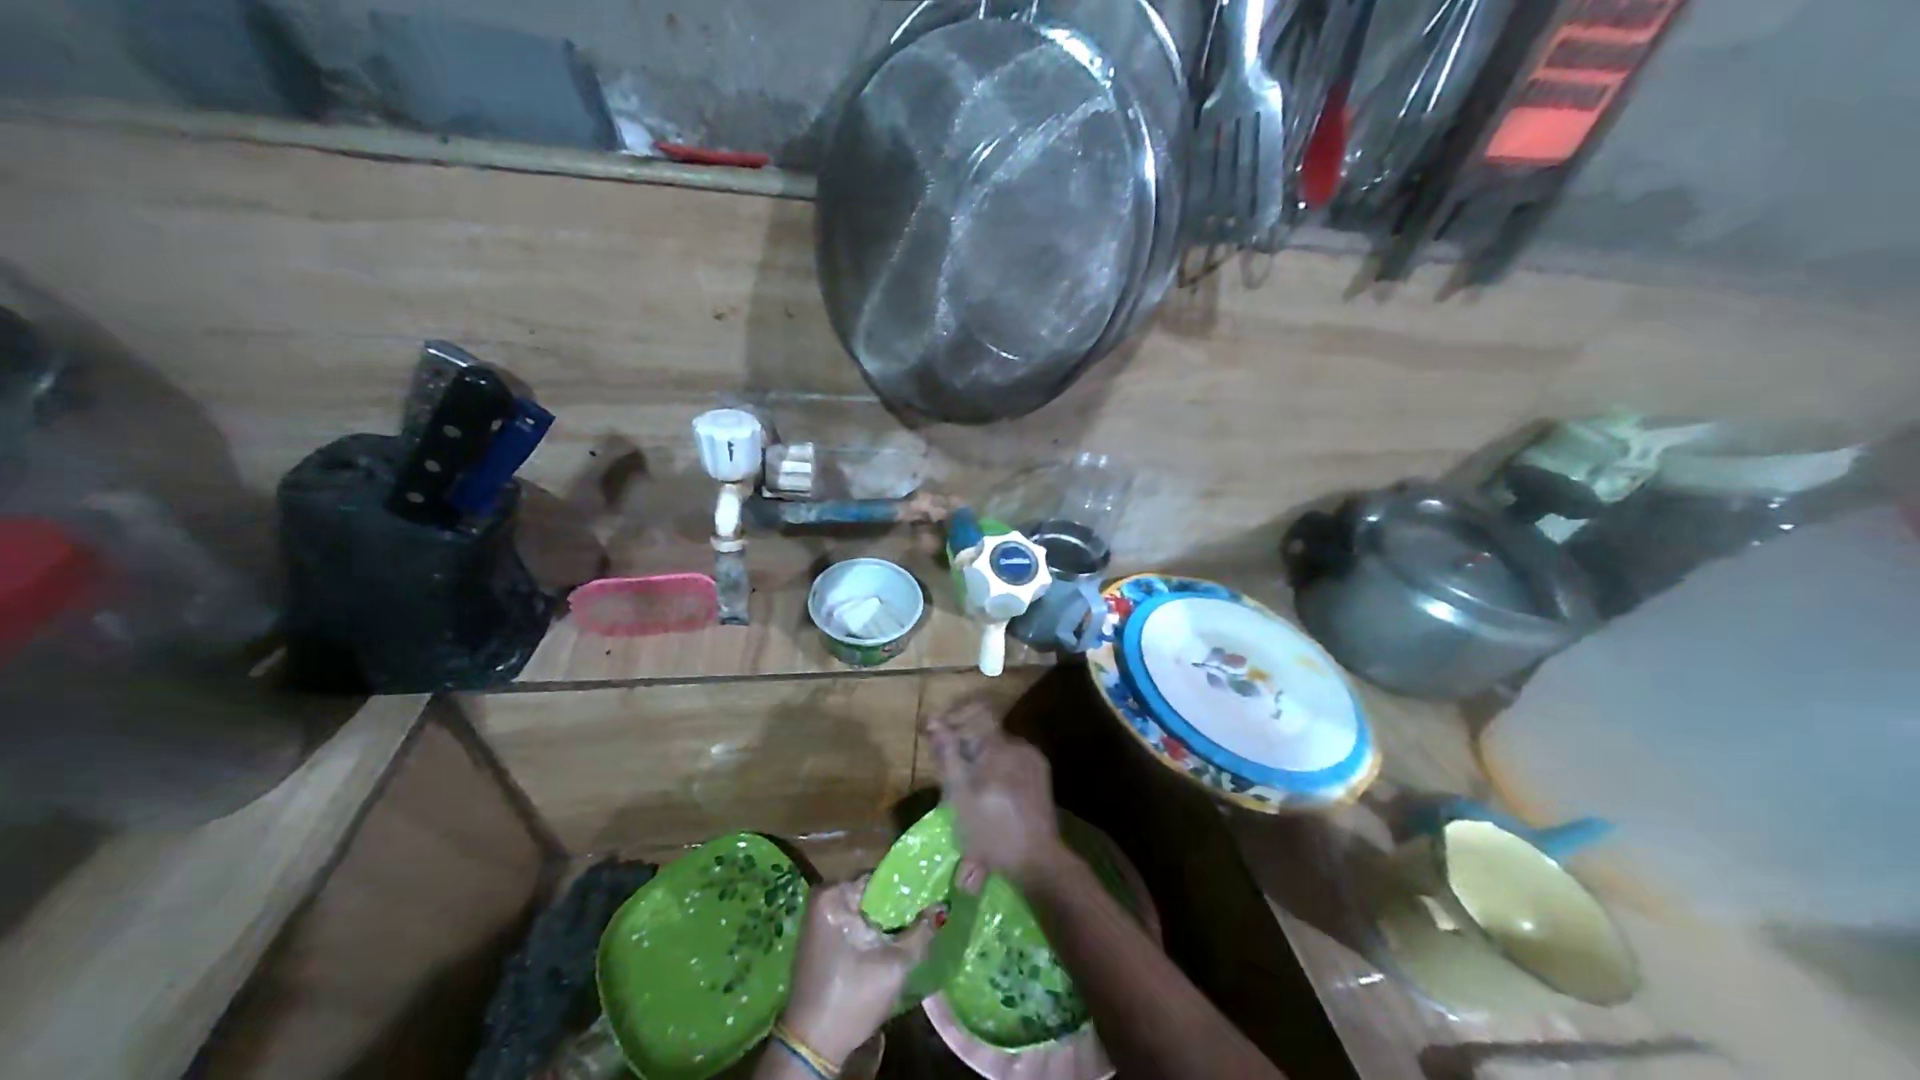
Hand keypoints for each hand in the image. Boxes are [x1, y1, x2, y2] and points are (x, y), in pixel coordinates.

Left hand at [776, 877, 936, 1064]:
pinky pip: (855, 922)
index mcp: (833, 894)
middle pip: (872, 892)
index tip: (933, 894)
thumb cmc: (852, 998)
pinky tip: (893, 940)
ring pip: (865, 909)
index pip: (881, 877)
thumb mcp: (895, 965)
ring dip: (887, 918)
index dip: (909, 886)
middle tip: (929, 911)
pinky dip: (873, 929)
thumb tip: (942, 906)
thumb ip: (921, 932)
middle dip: (899, 904)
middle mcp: (823, 898)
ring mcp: (819, 918)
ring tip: (917, 924)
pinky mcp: (821, 937)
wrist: (812, 1044)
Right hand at [923, 696, 1065, 884]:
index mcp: (1001, 746)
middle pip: (985, 734)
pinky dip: (995, 772)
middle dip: (963, 748)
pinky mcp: (1040, 777)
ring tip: (966, 791)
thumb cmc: (992, 830)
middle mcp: (1020, 746)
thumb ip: (947, 754)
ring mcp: (1034, 762)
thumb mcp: (960, 795)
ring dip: (978, 762)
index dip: (953, 721)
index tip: (936, 740)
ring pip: (997, 750)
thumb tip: (934, 721)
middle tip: (946, 774)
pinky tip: (987, 797)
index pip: (975, 713)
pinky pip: (1012, 763)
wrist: (1037, 861)